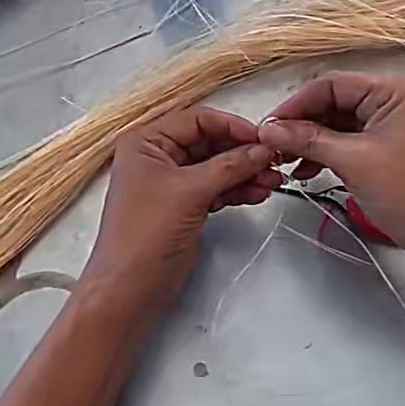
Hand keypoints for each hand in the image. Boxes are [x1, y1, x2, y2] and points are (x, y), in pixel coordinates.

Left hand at [84, 107, 282, 311]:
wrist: (130, 285)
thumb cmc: (145, 233)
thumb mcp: (190, 191)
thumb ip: (229, 166)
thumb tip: (261, 149)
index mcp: (145, 141)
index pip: (196, 120)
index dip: (231, 126)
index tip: (263, 137)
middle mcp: (155, 155)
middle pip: (208, 142)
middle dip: (242, 152)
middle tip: (274, 161)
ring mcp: (169, 181)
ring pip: (215, 166)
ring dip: (244, 172)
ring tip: (272, 181)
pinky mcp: (182, 204)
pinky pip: (214, 187)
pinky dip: (235, 189)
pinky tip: (257, 193)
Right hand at [257, 73, 404, 256]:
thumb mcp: (352, 161)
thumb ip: (306, 140)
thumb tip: (267, 129)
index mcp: (392, 91)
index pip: (330, 85)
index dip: (295, 105)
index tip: (268, 127)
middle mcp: (390, 99)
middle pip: (330, 102)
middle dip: (299, 125)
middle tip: (271, 146)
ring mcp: (386, 123)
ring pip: (332, 122)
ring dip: (306, 141)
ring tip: (284, 161)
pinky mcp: (381, 145)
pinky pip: (342, 139)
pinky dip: (321, 153)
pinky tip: (303, 170)